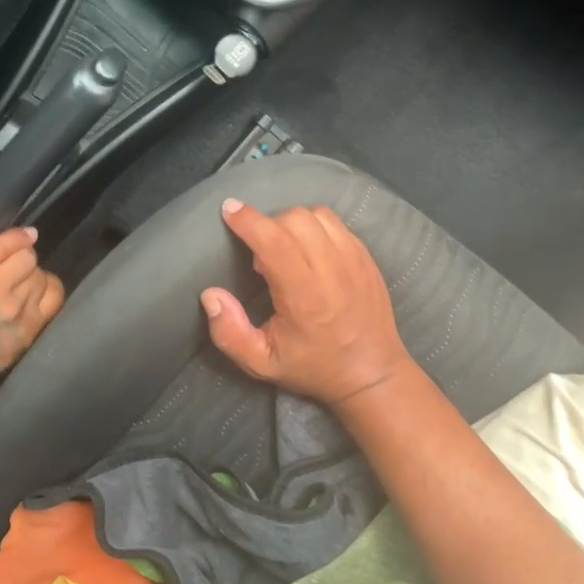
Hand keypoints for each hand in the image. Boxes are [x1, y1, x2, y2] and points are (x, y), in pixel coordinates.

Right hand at [201, 198, 414, 405]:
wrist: (372, 374)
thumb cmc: (313, 367)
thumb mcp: (262, 364)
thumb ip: (229, 333)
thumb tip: (211, 295)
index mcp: (304, 297)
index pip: (276, 243)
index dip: (249, 221)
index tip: (230, 210)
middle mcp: (333, 271)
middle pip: (295, 220)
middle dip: (268, 224)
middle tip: (260, 254)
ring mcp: (354, 260)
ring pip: (317, 215)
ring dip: (292, 222)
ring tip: (286, 249)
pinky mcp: (366, 256)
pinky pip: (335, 222)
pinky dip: (314, 225)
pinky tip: (309, 250)